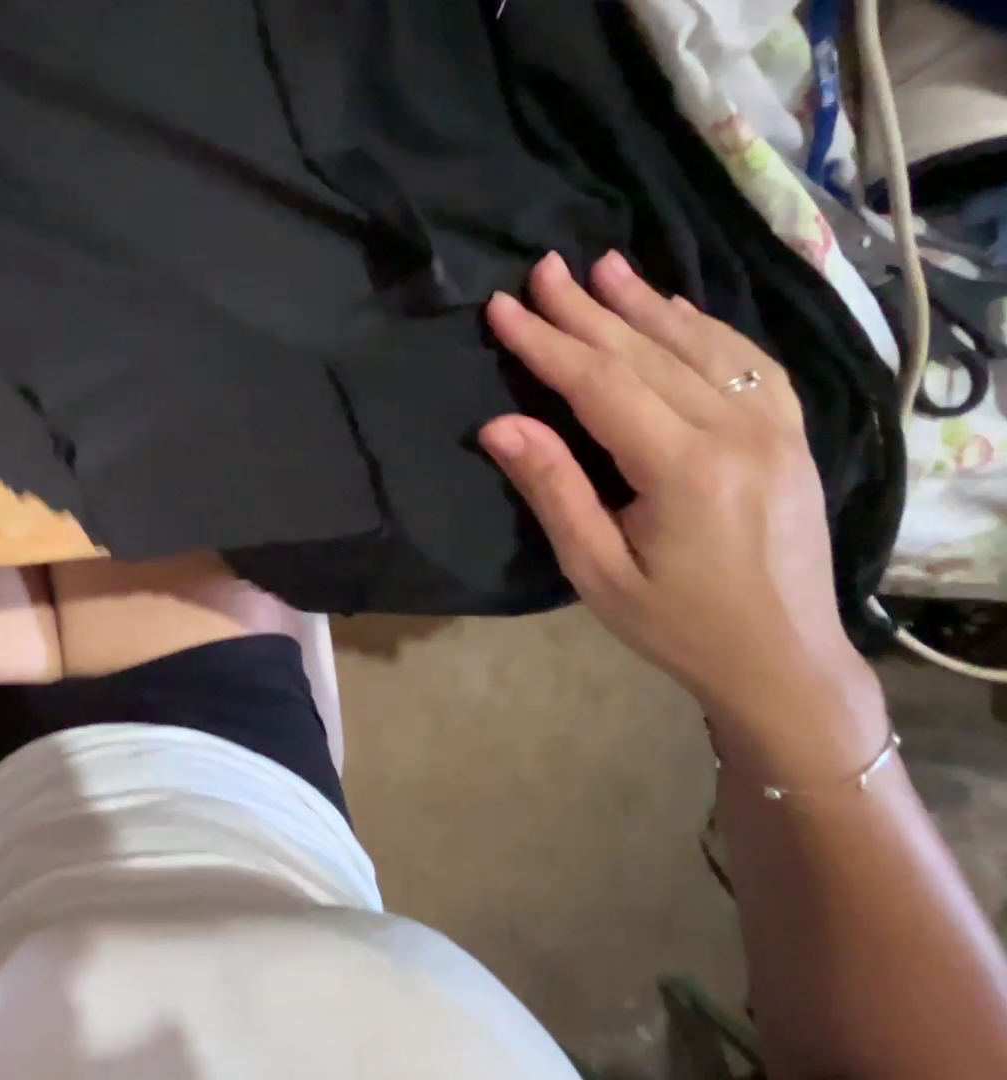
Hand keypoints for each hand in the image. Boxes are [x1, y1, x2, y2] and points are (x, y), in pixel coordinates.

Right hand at [481, 252, 875, 734]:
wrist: (783, 659)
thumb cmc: (675, 623)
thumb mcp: (595, 568)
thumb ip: (553, 489)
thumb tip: (499, 426)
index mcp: (687, 468)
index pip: (602, 384)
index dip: (547, 343)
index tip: (503, 308)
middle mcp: (740, 432)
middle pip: (649, 353)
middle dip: (587, 309)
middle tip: (542, 268)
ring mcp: (777, 429)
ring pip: (701, 347)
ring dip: (645, 304)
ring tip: (603, 266)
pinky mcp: (793, 436)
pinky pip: (748, 364)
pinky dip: (704, 328)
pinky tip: (675, 309)